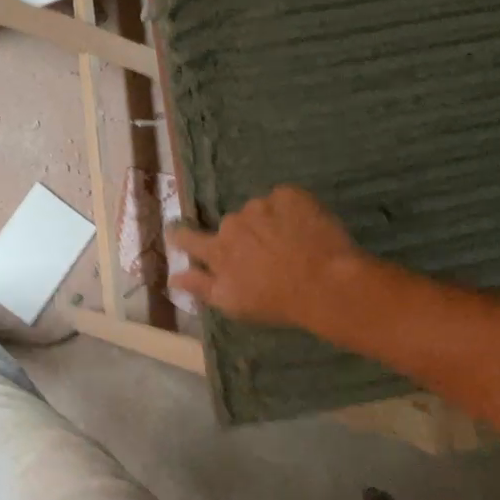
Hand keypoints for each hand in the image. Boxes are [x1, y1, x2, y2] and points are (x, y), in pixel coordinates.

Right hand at [167, 186, 370, 330]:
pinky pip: (284, 199)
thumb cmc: (277, 302)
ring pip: (258, 212)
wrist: (327, 284)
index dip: (182, 236)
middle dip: (242, 237)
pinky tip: (305, 228)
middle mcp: (232, 224)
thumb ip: (199, 287)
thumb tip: (172, 276)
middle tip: (264, 254)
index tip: (178, 234)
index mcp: (217, 251)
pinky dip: (291, 210)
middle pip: (231, 226)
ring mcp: (261, 206)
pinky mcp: (289, 195)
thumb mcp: (232, 303)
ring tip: (290, 243)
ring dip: (268, 223)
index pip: (189, 239)